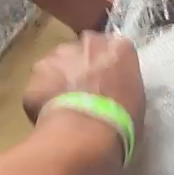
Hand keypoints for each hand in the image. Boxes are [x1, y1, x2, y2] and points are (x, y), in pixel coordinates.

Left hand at [22, 31, 146, 146]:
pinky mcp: (36, 72)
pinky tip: (47, 116)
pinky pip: (39, 84)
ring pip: (57, 64)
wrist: (86, 131)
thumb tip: (111, 92)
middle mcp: (89, 43)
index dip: (106, 67)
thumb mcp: (136, 100)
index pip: (113, 49)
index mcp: (119, 48)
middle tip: (81, 93)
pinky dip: (41, 97)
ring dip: (58, 79)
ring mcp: (59, 54)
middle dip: (80, 67)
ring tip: (62, 107)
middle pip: (82, 51)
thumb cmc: (122, 121)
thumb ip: (122, 86)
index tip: (104, 84)